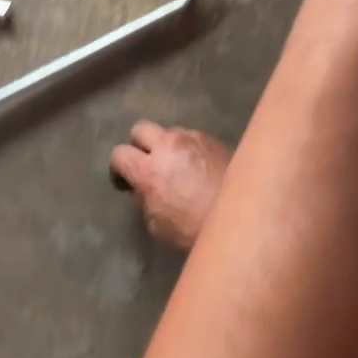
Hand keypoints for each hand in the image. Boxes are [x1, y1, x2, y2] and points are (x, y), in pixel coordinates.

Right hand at [110, 121, 231, 250]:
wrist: (239, 216)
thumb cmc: (192, 229)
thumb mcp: (157, 224)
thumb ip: (144, 199)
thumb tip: (144, 188)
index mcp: (149, 169)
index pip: (119, 153)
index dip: (118, 167)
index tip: (125, 179)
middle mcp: (169, 145)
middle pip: (141, 128)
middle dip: (139, 144)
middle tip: (147, 163)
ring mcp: (193, 137)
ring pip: (169, 131)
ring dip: (167, 145)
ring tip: (177, 165)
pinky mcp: (213, 138)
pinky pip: (192, 137)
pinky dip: (188, 148)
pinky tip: (198, 166)